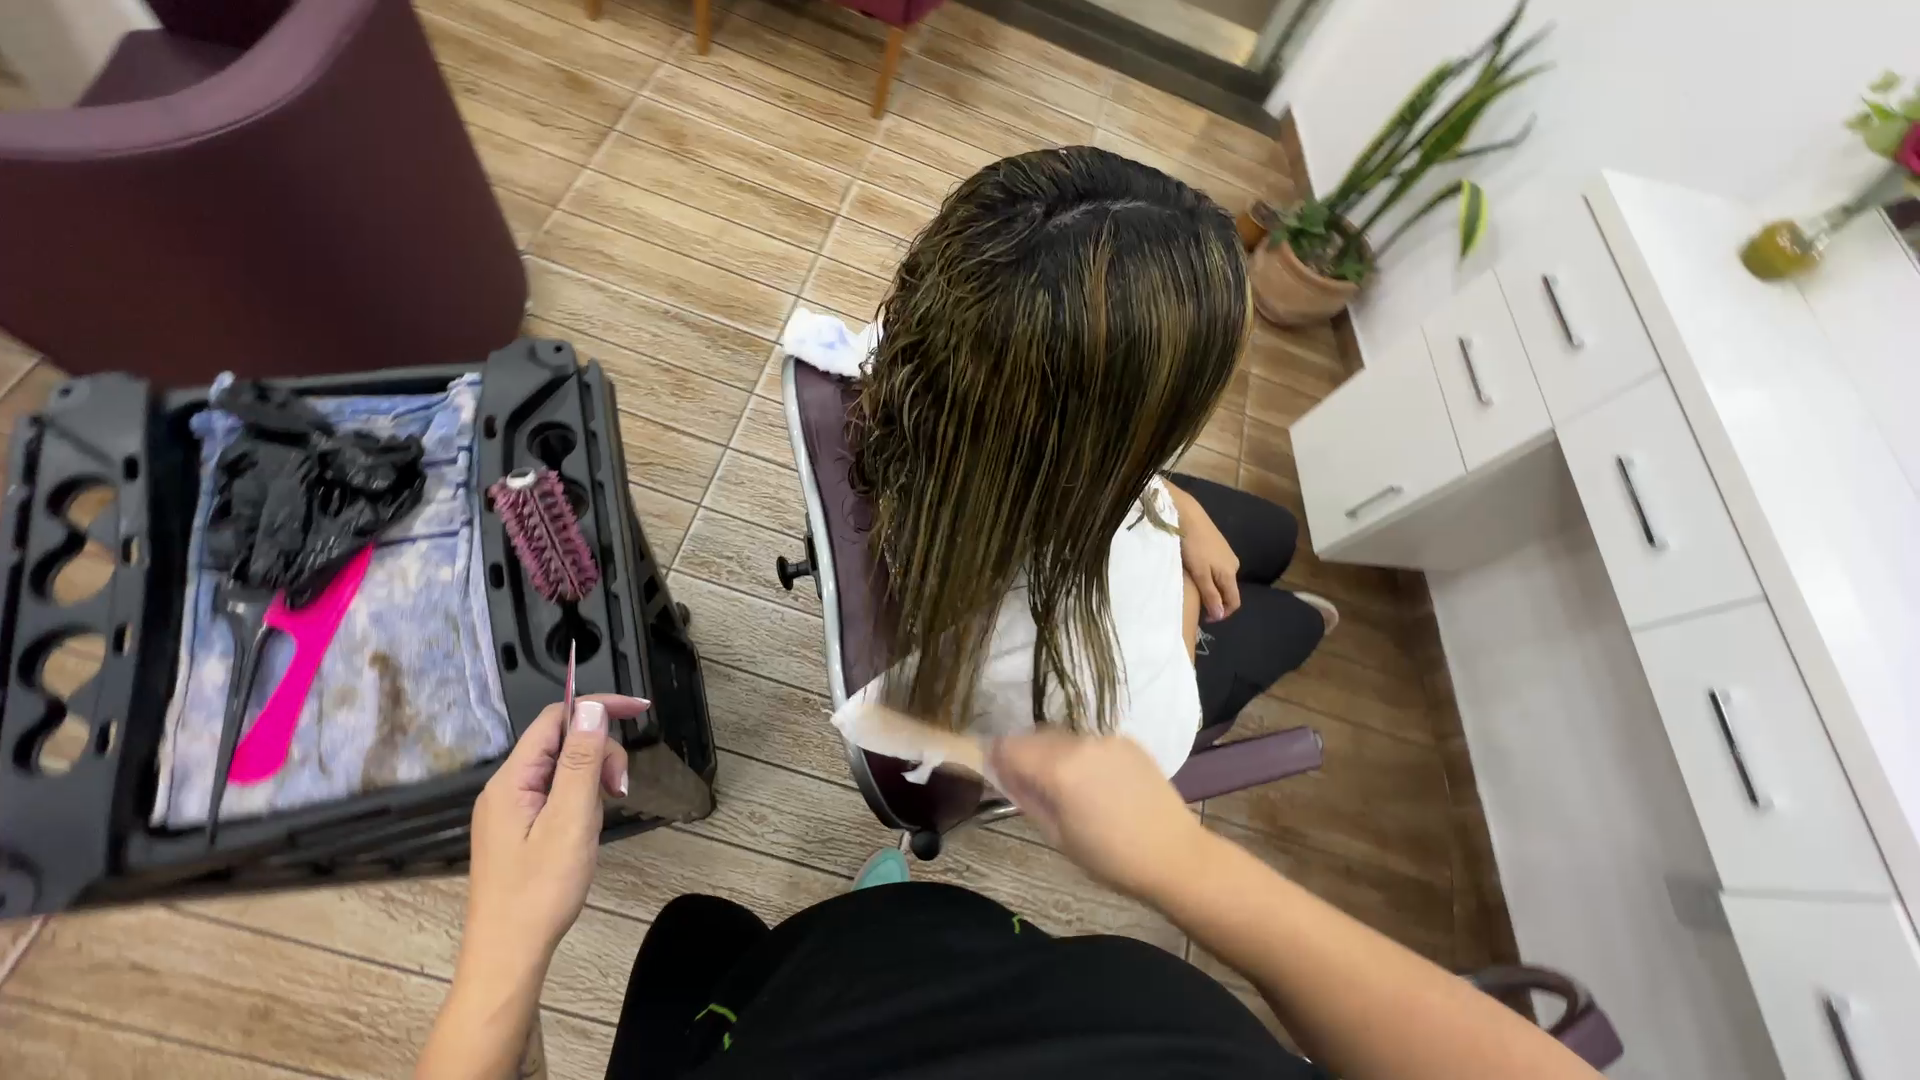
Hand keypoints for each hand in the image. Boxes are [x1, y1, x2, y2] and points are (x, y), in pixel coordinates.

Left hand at [463, 694, 650, 975]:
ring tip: (604, 815)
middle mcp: (506, 788)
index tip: (640, 711)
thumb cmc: (541, 890)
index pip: (556, 718)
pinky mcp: (519, 830)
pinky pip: (557, 795)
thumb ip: (582, 762)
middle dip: (599, 754)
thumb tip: (591, 709)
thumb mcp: (570, 821)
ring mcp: (510, 810)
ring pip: (563, 770)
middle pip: (561, 743)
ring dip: (593, 780)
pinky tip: (589, 826)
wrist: (508, 956)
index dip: (597, 706)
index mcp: (512, 780)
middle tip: (621, 788)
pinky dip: (582, 800)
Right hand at [985, 733, 1209, 899]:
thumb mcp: (1056, 835)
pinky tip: (1094, 782)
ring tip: (1064, 785)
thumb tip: (1003, 773)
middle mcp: (1080, 742)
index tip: (996, 772)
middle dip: (1024, 753)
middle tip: (1028, 783)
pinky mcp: (1127, 740)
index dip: (996, 757)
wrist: (1175, 855)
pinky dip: (1081, 754)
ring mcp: (1106, 738)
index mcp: (1058, 768)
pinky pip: (1090, 741)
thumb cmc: (1110, 857)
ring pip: (1063, 737)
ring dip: (1052, 752)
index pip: (1009, 746)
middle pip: (1034, 736)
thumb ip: (1025, 796)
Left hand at [1178, 500, 1239, 621]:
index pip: (1234, 601)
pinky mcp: (1218, 547)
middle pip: (1228, 591)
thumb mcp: (1199, 573)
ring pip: (1222, 580)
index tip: (1205, 619)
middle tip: (1197, 605)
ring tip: (1194, 590)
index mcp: (1230, 573)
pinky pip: (1217, 569)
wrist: (1188, 516)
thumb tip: (1220, 615)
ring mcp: (1226, 555)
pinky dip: (1209, 577)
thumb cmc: (1193, 546)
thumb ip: (1210, 594)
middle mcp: (1233, 565)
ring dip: (1211, 589)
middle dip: (1216, 602)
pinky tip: (1195, 573)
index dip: (1223, 614)